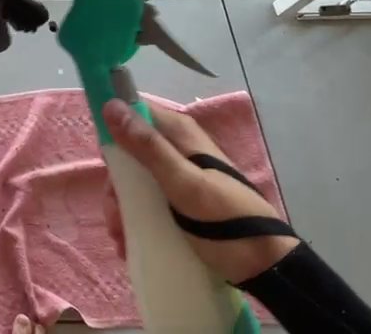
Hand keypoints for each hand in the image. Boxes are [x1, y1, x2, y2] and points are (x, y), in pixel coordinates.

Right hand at [101, 100, 296, 283]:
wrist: (266, 266)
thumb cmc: (226, 221)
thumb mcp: (183, 184)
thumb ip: (148, 147)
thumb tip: (110, 104)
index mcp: (177, 132)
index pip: (132, 112)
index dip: (112, 131)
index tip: (105, 164)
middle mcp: (174, 146)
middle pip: (128, 151)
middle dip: (116, 184)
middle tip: (114, 214)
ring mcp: (176, 173)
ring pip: (134, 178)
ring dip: (122, 205)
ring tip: (121, 236)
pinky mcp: (178, 198)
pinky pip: (146, 198)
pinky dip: (134, 216)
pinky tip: (130, 239)